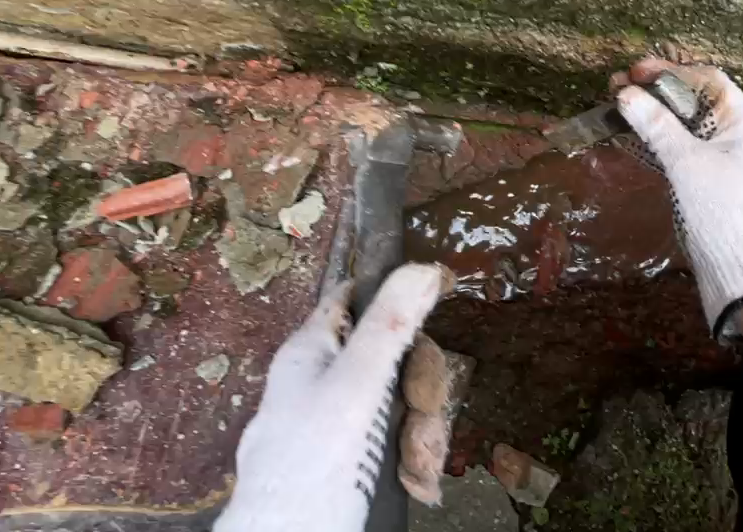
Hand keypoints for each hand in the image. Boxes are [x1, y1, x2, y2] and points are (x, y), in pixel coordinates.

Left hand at [215, 262, 450, 531]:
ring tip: (419, 460)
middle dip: (418, 384)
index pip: (352, 298)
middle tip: (424, 407)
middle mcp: (316, 382)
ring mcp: (327, 427)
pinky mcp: (341, 465)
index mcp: (308, 351)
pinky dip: (406, 457)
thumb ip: (391, 324)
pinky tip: (414, 476)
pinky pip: (385, 444)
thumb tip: (425, 266)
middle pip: (386, 357)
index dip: (393, 293)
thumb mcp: (358, 381)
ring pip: (392, 404)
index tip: (434, 300)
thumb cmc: (315, 457)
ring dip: (419, 428)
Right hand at [616, 58, 742, 338]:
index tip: (636, 72)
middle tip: (617, 86)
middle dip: (655, 90)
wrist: (741, 269)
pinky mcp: (705, 177)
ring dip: (652, 112)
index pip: (706, 79)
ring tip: (617, 103)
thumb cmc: (722, 207)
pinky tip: (631, 132)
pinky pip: (679, 146)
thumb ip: (657, 126)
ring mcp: (720, 155)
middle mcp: (734, 131)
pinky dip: (656, 136)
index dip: (670, 71)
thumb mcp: (687, 162)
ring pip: (682, 123)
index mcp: (742, 119)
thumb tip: (626, 93)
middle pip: (692, 99)